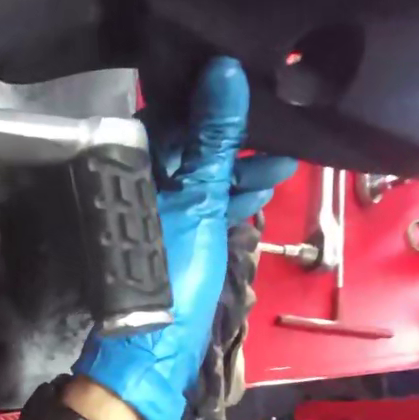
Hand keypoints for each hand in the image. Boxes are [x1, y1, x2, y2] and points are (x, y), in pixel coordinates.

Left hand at [74, 57, 293, 419]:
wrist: (159, 347)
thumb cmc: (173, 273)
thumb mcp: (199, 201)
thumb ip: (213, 140)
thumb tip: (224, 72)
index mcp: (134, 167)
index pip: (171, 113)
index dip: (209, 96)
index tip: (248, 81)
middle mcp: (145, 184)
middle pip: (193, 143)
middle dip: (236, 135)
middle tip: (277, 122)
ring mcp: (165, 211)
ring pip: (207, 175)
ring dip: (243, 168)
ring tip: (284, 157)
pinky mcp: (183, 235)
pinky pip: (211, 204)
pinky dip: (236, 196)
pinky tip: (266, 185)